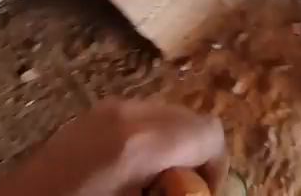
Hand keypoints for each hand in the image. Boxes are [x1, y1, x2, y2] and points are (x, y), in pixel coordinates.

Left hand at [0, 99, 227, 195]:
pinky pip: (134, 121)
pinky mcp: (82, 120)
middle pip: (189, 120)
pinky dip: (143, 145)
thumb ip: (170, 195)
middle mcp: (126, 114)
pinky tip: (119, 182)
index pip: (208, 133)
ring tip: (146, 190)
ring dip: (169, 151)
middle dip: (193, 159)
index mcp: (139, 144)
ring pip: (163, 117)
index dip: (217, 168)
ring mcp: (101, 112)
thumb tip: (199, 190)